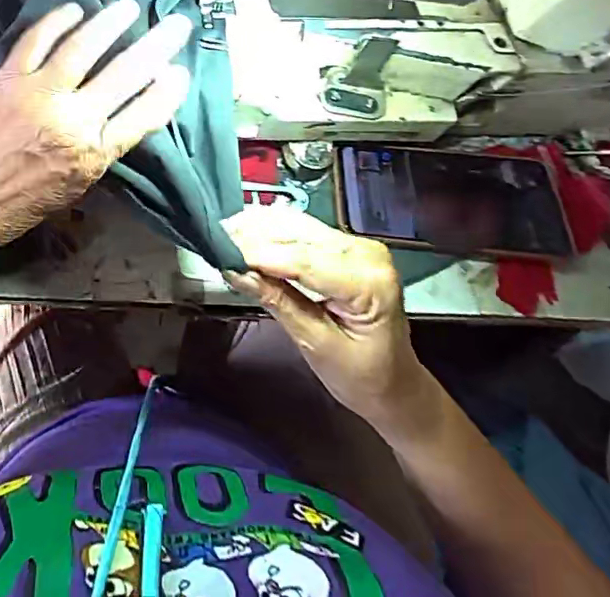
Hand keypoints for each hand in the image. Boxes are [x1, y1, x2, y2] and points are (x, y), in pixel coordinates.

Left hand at [0, 0, 192, 257]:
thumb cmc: (28, 200)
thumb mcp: (82, 183)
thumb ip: (108, 144)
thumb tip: (133, 105)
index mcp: (93, 152)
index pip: (144, 114)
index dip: (168, 90)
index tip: (181, 70)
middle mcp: (71, 119)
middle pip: (125, 73)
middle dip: (157, 45)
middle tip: (175, 24)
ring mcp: (38, 93)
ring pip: (83, 47)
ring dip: (110, 22)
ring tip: (127, 6)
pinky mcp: (10, 79)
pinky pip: (37, 40)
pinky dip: (57, 21)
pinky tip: (74, 9)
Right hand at [222, 205, 433, 427]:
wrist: (395, 383)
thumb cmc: (362, 377)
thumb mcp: (316, 345)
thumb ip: (278, 302)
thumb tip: (236, 271)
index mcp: (369, 283)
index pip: (303, 260)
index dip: (258, 253)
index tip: (221, 250)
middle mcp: (367, 254)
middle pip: (299, 237)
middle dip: (254, 237)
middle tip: (214, 237)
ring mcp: (358, 245)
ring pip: (298, 226)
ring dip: (259, 229)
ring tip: (223, 233)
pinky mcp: (346, 245)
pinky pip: (304, 230)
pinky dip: (273, 231)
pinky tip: (246, 232)